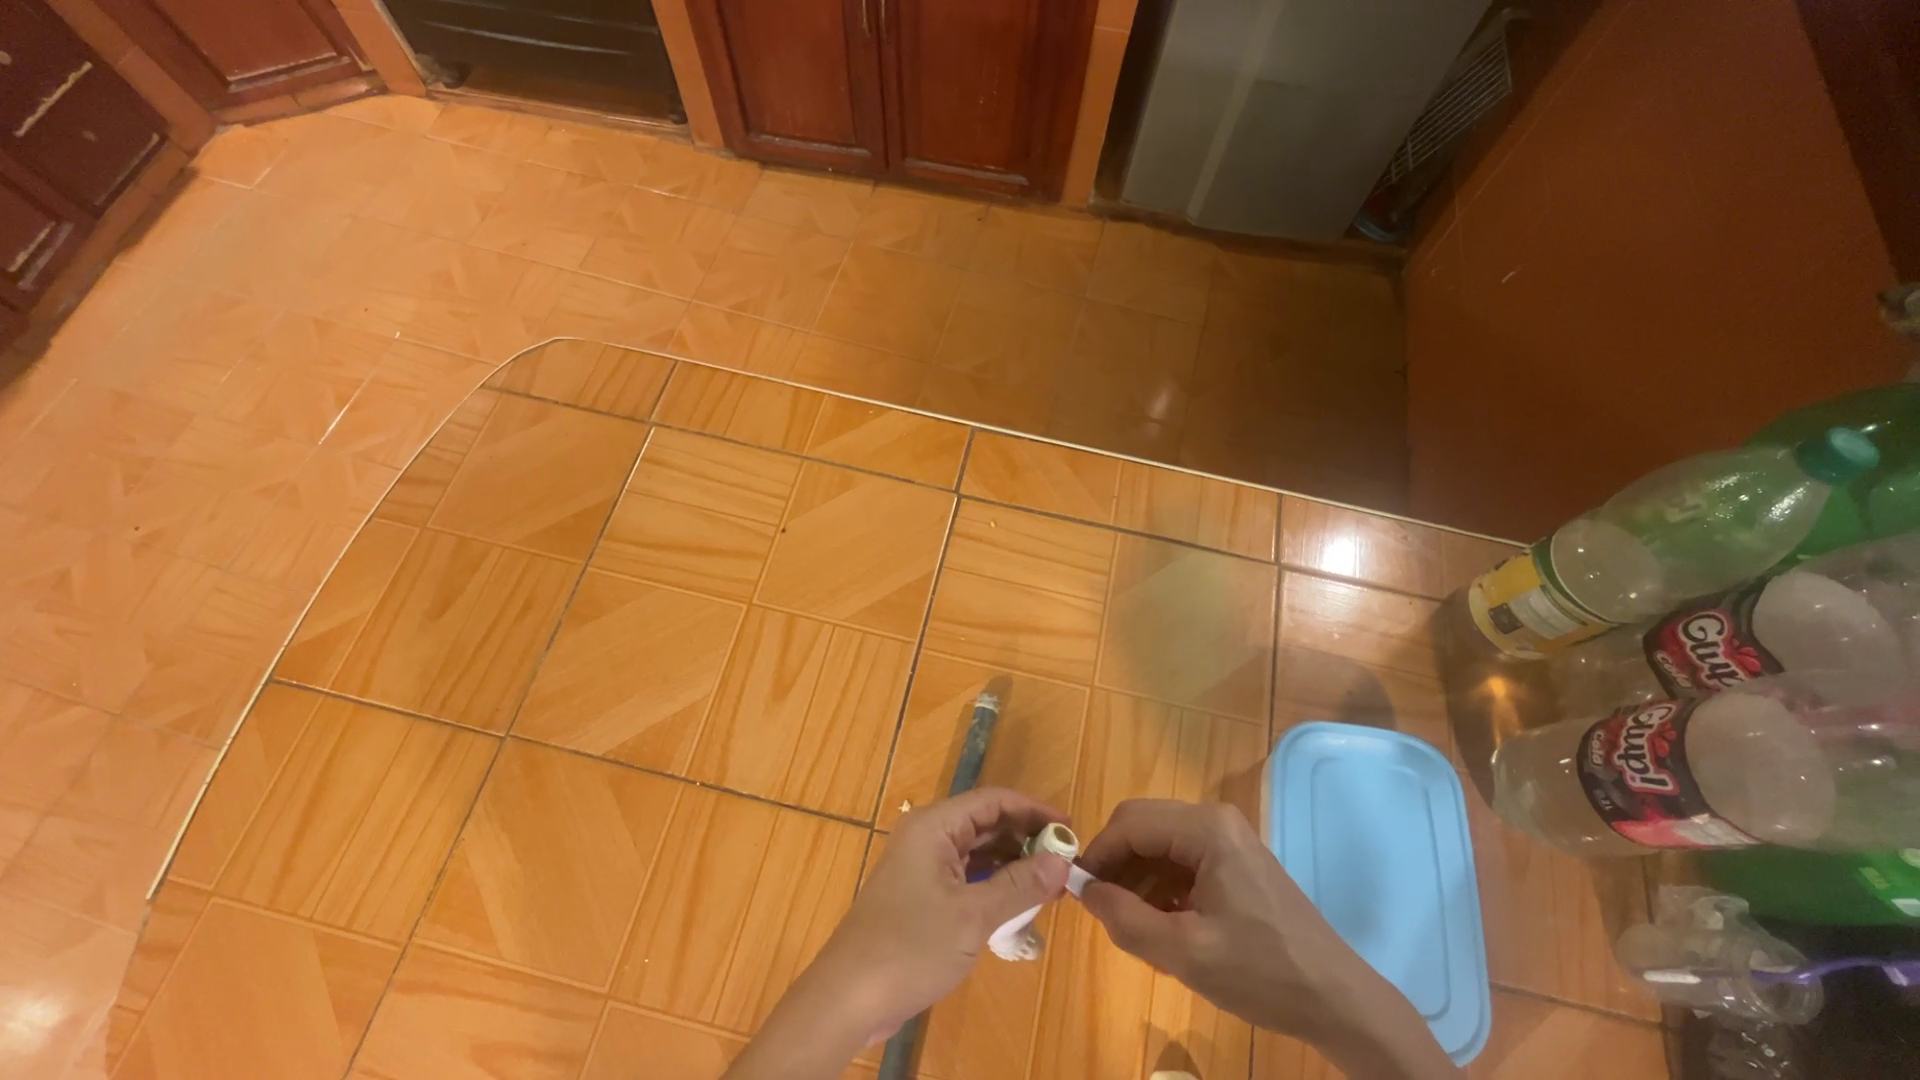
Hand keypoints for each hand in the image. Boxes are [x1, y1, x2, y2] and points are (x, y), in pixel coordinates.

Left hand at [726, 788, 1072, 1079]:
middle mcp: (927, 837)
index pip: (993, 801)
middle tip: (1066, 862)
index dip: (1033, 811)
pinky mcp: (920, 896)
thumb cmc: (910, 946)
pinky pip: (966, 878)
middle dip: (1026, 840)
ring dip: (1012, 866)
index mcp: (934, 827)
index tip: (1070, 830)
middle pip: (985, 824)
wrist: (850, 996)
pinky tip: (1019, 907)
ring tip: (1050, 886)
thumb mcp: (973, 916)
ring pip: (977, 853)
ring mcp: (921, 867)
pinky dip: (993, 887)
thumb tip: (1062, 861)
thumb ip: (1019, 885)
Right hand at [1078, 799, 1457, 1078]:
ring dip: (1138, 880)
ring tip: (1132, 925)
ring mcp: (1229, 840)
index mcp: (1206, 829)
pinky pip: (1182, 861)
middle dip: (1117, 866)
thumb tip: (1085, 892)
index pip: (1129, 823)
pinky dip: (1162, 887)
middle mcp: (1216, 821)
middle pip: (1143, 827)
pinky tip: (1163, 926)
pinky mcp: (1236, 862)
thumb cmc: (1261, 972)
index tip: (1078, 893)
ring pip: (1160, 845)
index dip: (1097, 854)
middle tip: (1103, 910)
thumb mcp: (1184, 953)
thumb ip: (1126, 919)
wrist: (1336, 999)